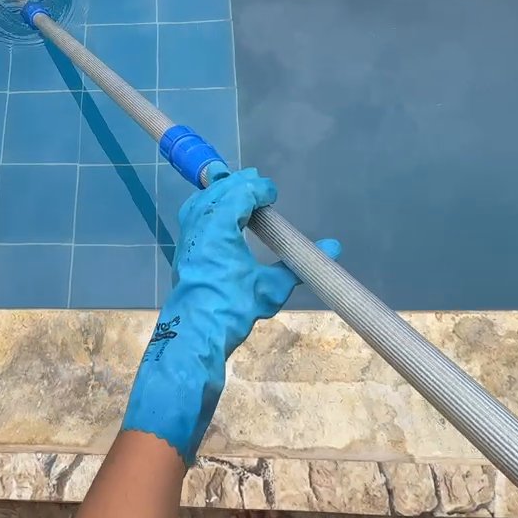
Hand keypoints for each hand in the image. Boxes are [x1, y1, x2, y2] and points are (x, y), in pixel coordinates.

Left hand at [120, 168, 340, 462]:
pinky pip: (197, 213)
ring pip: (204, 198)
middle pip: (220, 189)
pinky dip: (210, 205)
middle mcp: (200, 222)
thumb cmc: (232, 308)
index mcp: (219, 225)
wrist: (195, 334)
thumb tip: (334, 248)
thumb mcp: (270, 288)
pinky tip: (224, 213)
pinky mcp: (184, 246)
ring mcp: (188, 233)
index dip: (258, 189)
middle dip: (239, 184)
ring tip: (243, 192)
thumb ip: (297, 265)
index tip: (273, 195)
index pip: (240, 192)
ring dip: (222, 191)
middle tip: (260, 186)